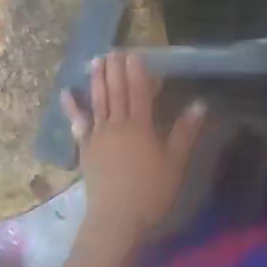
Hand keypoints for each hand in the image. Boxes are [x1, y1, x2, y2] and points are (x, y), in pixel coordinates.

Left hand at [61, 52, 207, 252]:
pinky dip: (72, 108)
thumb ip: (185, 132)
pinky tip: (66, 93)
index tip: (134, 52)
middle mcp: (116, 124)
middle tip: (114, 50)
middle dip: (115, 69)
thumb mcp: (175, 163)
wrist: (116, 217)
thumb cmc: (151, 192)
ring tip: (96, 60)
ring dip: (97, 79)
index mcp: (140, 126)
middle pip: (116, 91)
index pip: (138, 91)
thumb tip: (200, 104)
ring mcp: (98, 135)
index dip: (137, 71)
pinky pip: (78, 123)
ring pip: (98, 101)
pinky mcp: (86, 148)